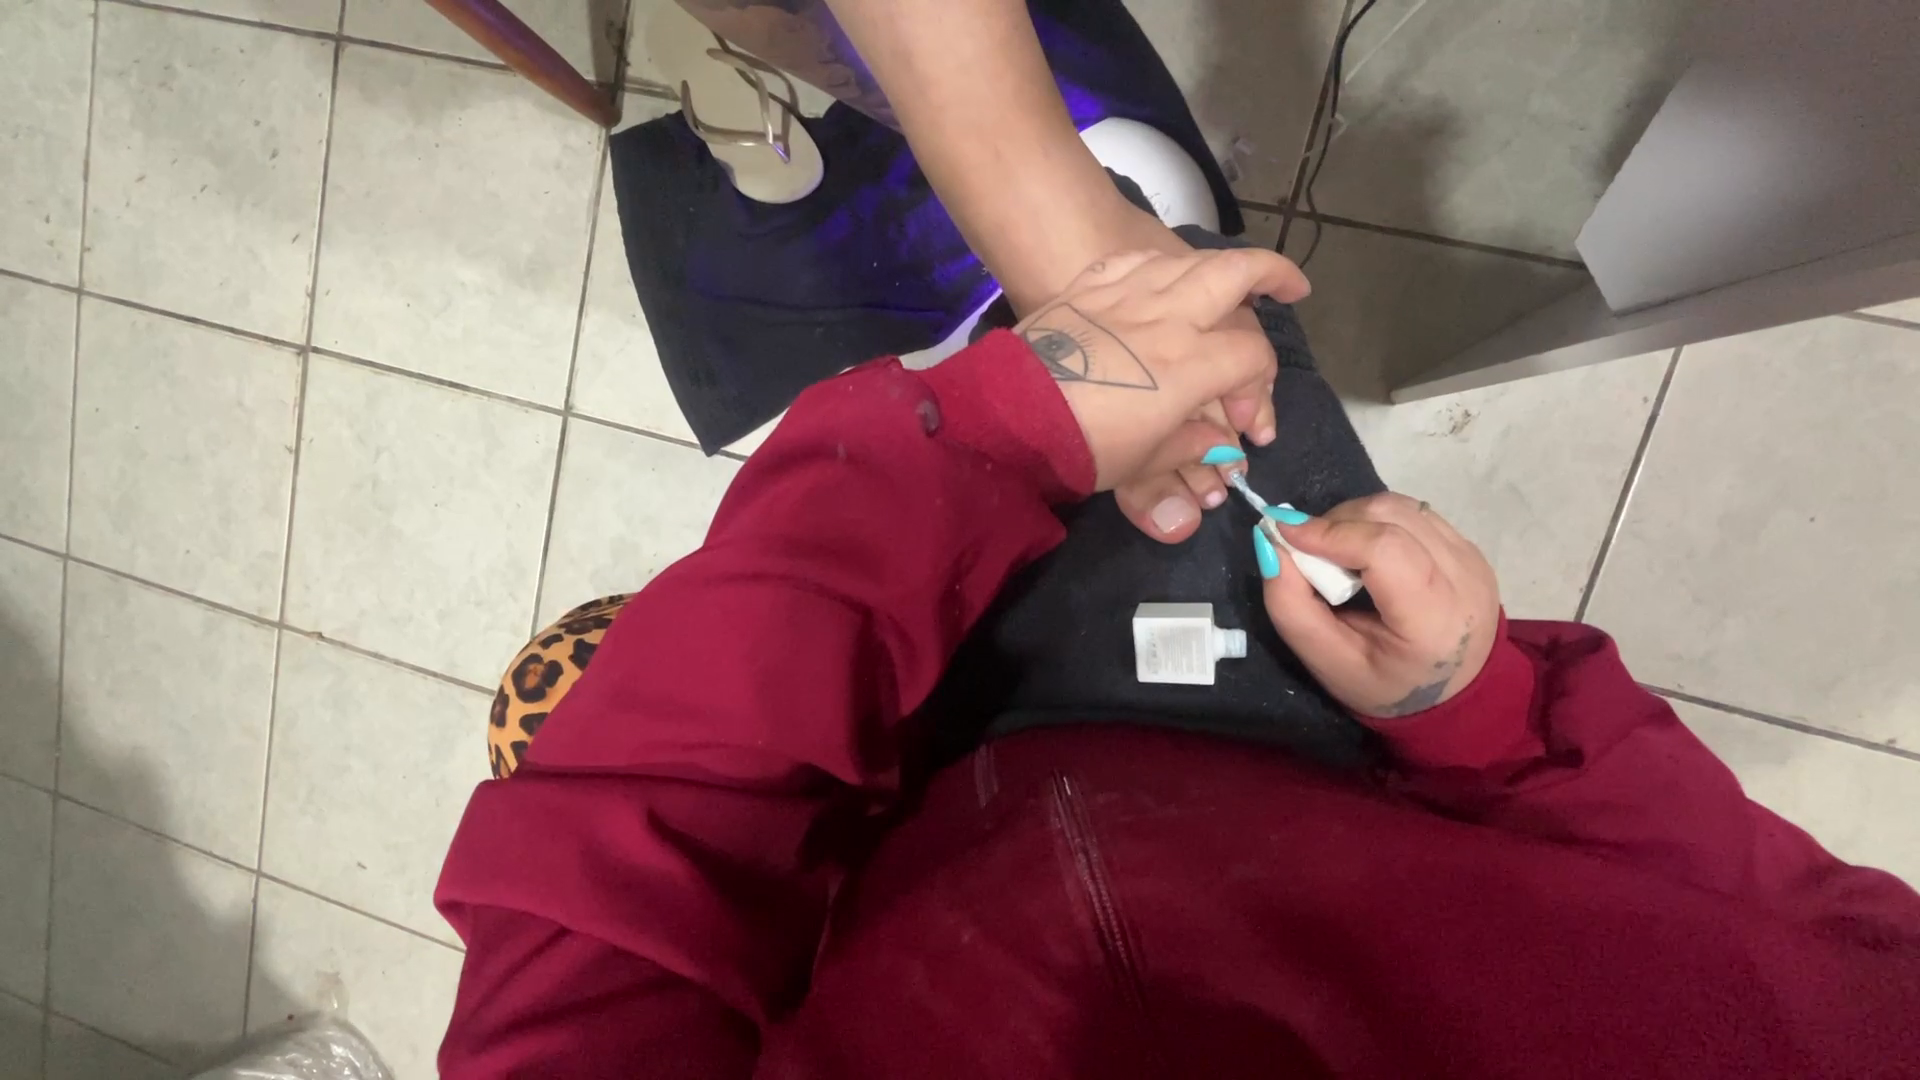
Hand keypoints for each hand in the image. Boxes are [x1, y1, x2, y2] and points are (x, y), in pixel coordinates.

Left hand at [1014, 247, 1309, 491]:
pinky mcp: (1090, 286)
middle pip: (1240, 274)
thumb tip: (1216, 447)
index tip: (1243, 424)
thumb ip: (1188, 448)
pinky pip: (1137, 262)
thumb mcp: (1142, 462)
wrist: (1009, 415)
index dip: (1259, 389)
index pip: (1253, 357)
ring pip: (1190, 259)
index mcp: (1192, 364)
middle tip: (1290, 288)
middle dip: (1274, 275)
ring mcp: (1129, 292)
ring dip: (1220, 265)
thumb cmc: (1079, 445)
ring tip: (1235, 275)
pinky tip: (1163, 277)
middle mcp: (1170, 315)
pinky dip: (1160, 267)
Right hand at [1258, 494, 1500, 718]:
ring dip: (1354, 519)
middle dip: (1335, 523)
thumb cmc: (1380, 684)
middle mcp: (1463, 578)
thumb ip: (1290, 605)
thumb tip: (1270, 542)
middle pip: (1390, 516)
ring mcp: (1471, 559)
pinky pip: (1414, 513)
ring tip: (1336, 553)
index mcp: (1431, 618)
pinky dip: (1376, 522)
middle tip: (1308, 552)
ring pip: (1401, 507)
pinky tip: (1365, 553)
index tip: (1283, 532)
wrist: (1453, 699)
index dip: (1329, 533)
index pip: (1383, 549)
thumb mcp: (1324, 660)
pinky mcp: (1469, 549)